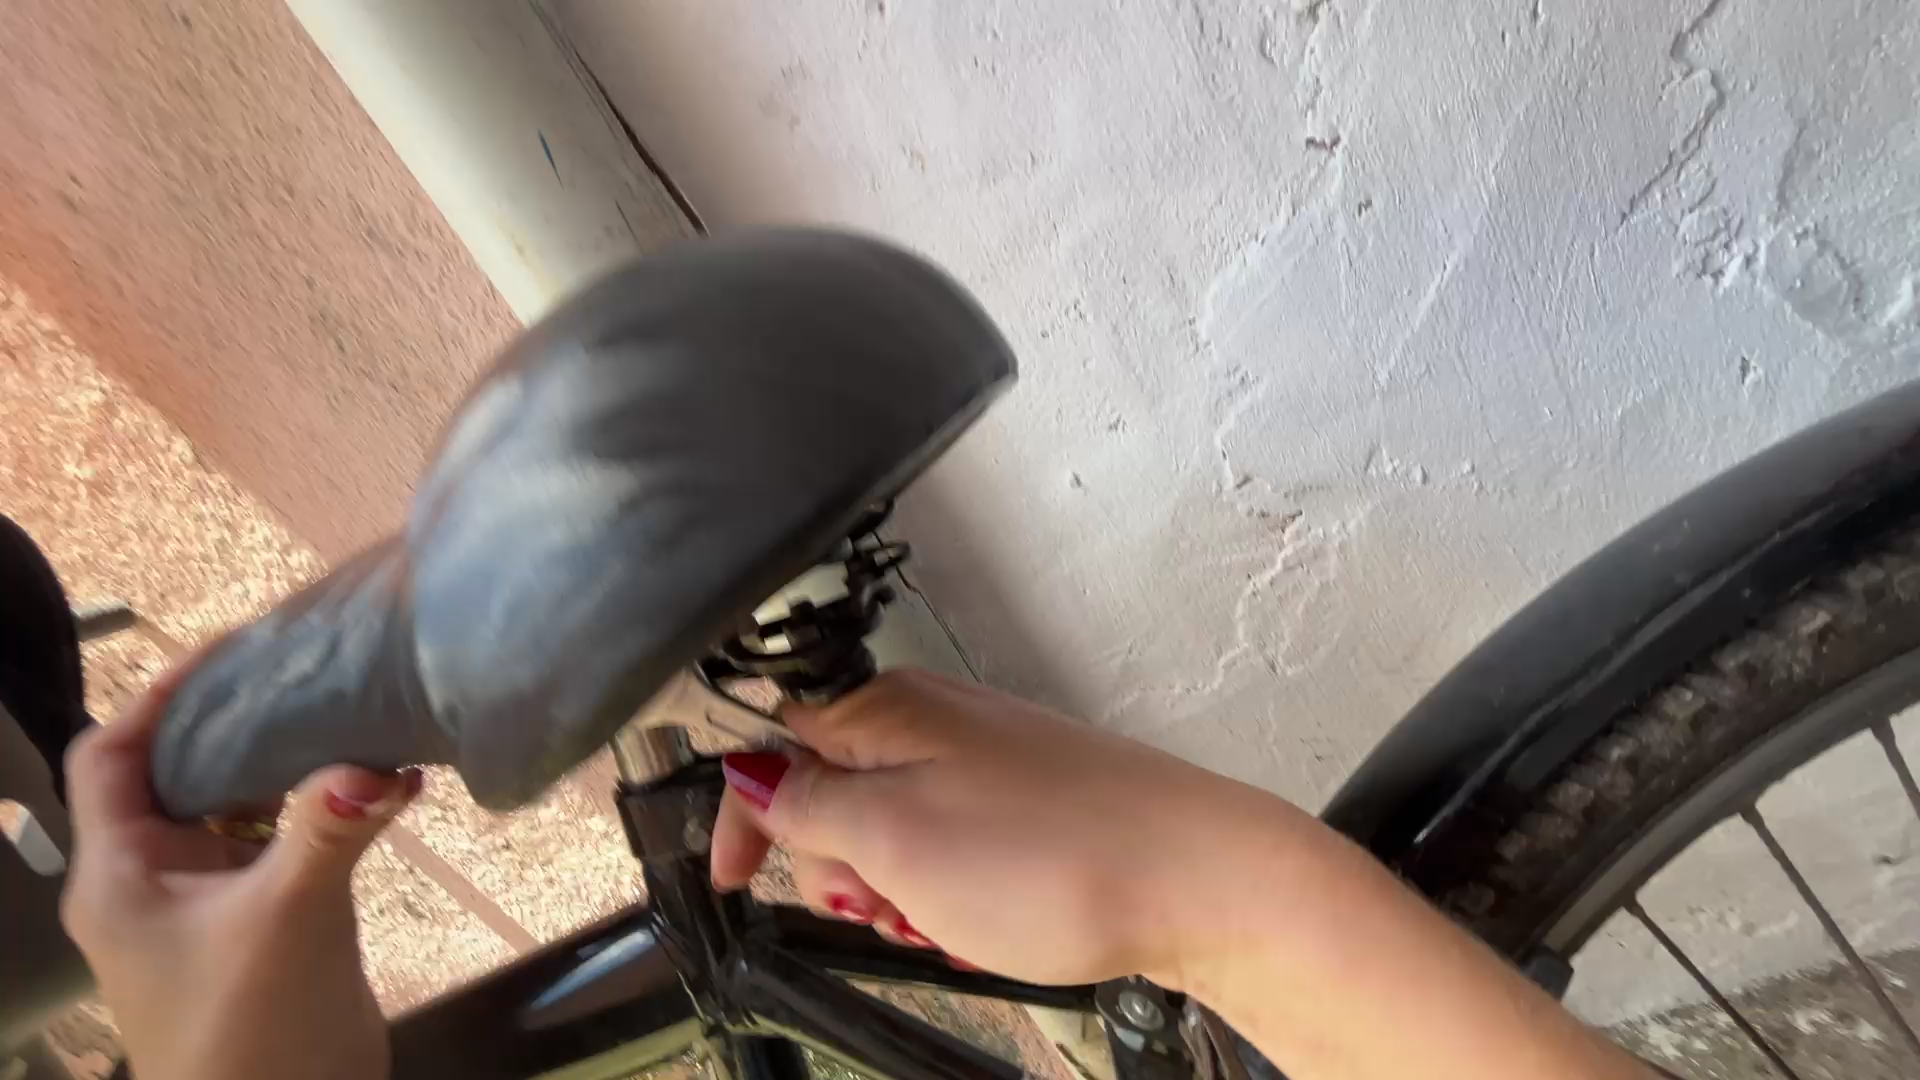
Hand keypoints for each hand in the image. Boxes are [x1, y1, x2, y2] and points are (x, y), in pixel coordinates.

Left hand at [60, 667, 421, 1079]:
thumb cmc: (248, 1019)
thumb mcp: (284, 918)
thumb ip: (327, 833)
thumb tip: (384, 762)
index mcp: (124, 871)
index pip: (113, 757)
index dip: (158, 694)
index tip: (232, 644)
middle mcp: (164, 869)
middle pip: (185, 764)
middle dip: (239, 710)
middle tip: (310, 663)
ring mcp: (223, 885)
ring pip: (247, 793)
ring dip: (295, 750)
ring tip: (354, 705)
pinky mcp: (277, 897)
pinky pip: (296, 824)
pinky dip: (335, 792)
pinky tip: (391, 776)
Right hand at [709, 670, 1652, 1079]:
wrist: (1194, 874)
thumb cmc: (1046, 855)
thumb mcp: (896, 838)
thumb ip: (809, 803)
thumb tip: (750, 773)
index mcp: (890, 711)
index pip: (780, 744)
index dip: (751, 813)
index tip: (740, 881)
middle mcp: (933, 719)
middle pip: (836, 791)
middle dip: (837, 862)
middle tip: (880, 903)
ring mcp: (980, 756)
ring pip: (894, 826)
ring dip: (895, 883)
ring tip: (942, 917)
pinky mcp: (1018, 794)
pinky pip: (949, 841)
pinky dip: (946, 887)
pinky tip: (981, 916)